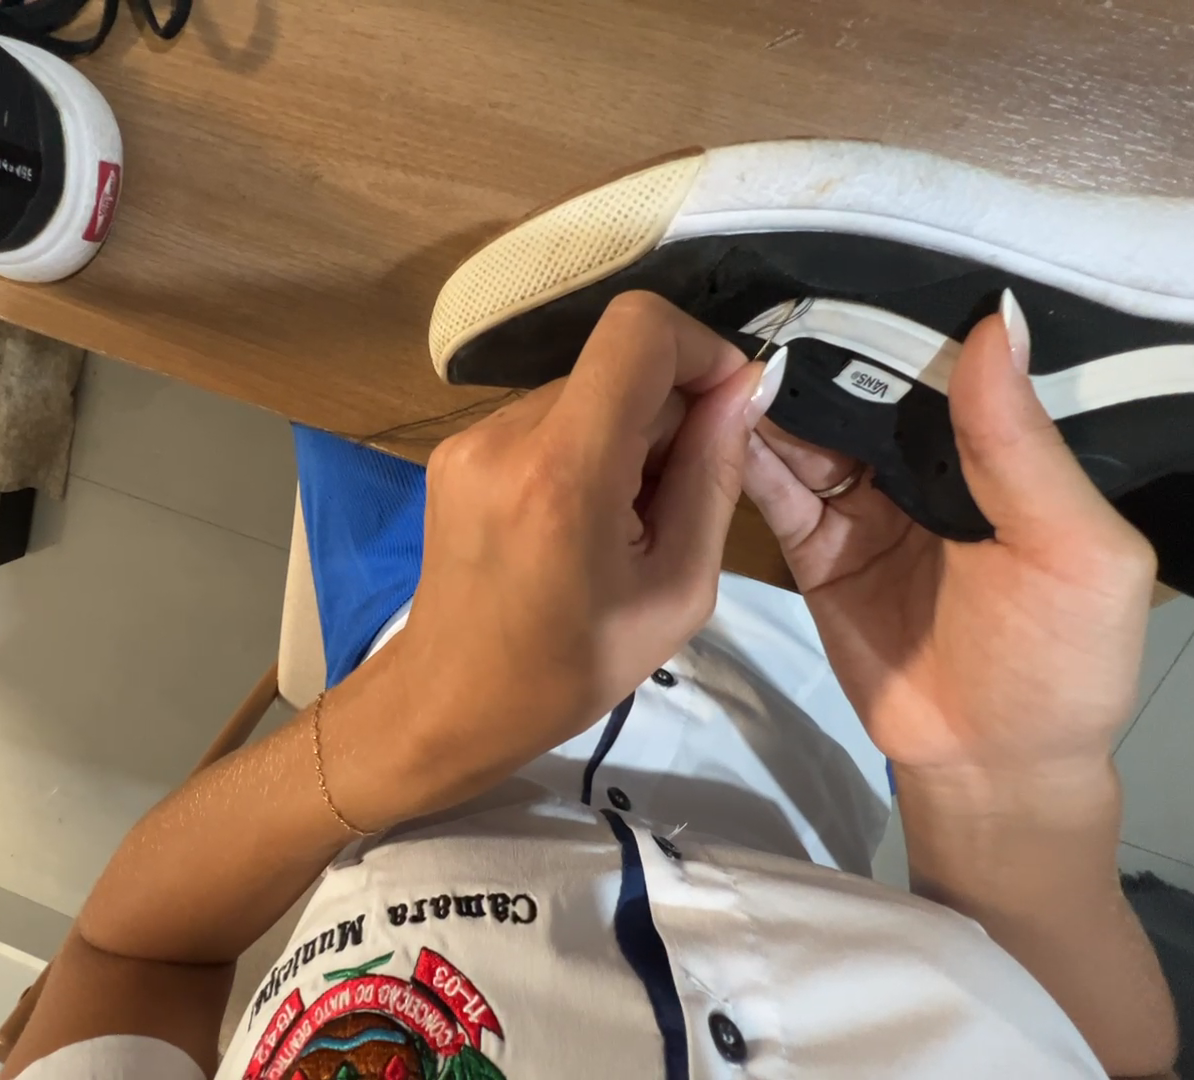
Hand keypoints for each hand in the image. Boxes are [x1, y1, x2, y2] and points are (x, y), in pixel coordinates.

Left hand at [386, 292, 769, 793]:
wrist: (451, 698)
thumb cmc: (571, 668)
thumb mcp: (676, 590)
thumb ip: (713, 476)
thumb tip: (741, 388)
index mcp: (563, 473)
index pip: (636, 331)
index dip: (696, 349)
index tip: (723, 408)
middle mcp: (504, 436)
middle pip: (611, 366)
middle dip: (663, 411)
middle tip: (669, 496)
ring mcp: (467, 439)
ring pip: (578, 392)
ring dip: (619, 434)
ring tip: (615, 519)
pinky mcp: (451, 451)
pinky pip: (540, 418)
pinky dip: (577, 447)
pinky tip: (573, 516)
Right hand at [741, 296, 1156, 781]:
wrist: (981, 760)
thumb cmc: (1056, 660)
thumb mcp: (1071, 552)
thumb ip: (1022, 448)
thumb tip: (993, 321)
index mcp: (996, 459)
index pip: (944, 375)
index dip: (899, 328)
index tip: (844, 274)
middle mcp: (924, 472)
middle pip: (864, 401)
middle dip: (821, 361)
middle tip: (762, 312)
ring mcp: (859, 508)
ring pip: (808, 441)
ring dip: (772, 408)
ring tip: (725, 366)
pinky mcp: (812, 546)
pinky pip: (776, 495)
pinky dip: (749, 463)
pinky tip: (718, 428)